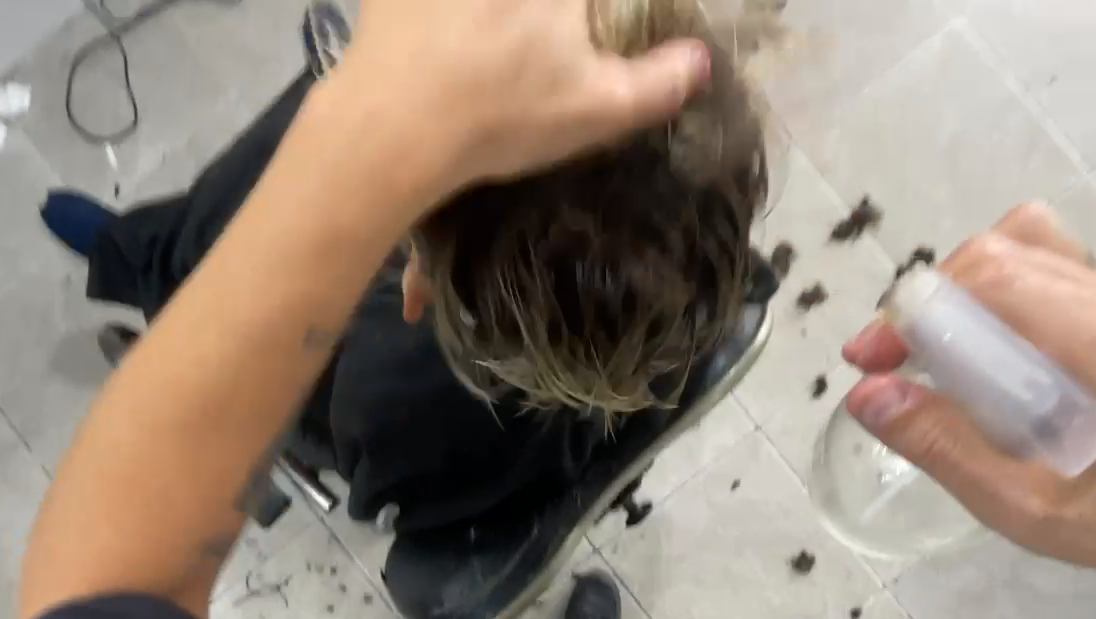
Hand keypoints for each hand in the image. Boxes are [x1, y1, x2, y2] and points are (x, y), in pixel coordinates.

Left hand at [328, 0, 711, 198]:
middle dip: (552, 27)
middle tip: (548, 52)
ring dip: (502, 24)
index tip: (582, 43)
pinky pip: (426, 4)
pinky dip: (440, 18)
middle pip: (550, 9)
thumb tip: (701, 62)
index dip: (594, 23)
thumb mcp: (595, 110)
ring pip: (489, 10)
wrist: (394, 129)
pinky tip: (448, 37)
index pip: (595, 4)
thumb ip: (655, 84)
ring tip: (502, 47)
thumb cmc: (503, 116)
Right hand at [841, 204, 1095, 594]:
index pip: (994, 278)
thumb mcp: (1010, 502)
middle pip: (1000, 254)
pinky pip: (1036, 266)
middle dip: (924, 298)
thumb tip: (863, 394)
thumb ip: (940, 444)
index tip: (866, 360)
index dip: (914, 307)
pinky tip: (968, 341)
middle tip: (883, 362)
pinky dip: (983, 291)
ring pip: (1018, 247)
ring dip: (952, 290)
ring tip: (923, 345)